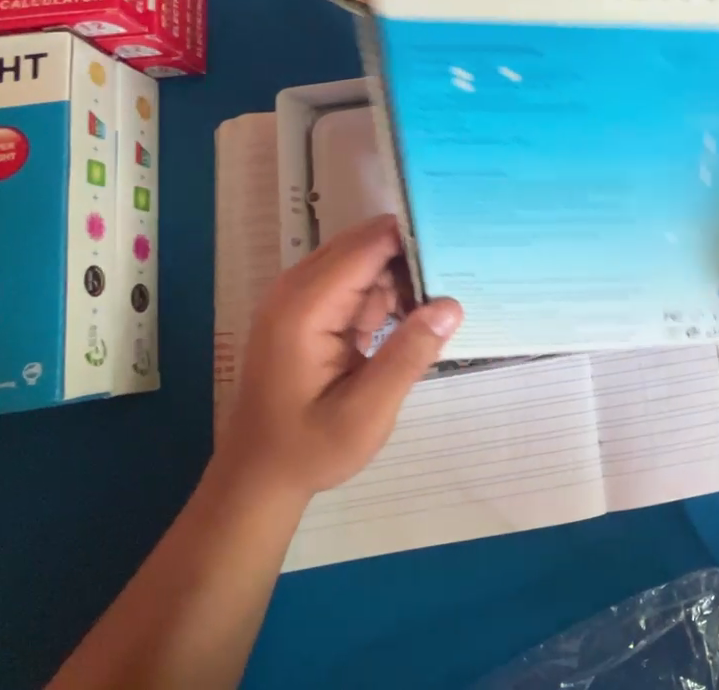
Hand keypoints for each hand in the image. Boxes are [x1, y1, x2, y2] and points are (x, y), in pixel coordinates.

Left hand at [217, 215, 462, 498]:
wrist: (257, 478)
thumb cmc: (309, 449)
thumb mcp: (366, 412)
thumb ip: (408, 355)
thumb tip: (451, 305)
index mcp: (305, 308)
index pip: (368, 245)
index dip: (414, 241)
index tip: (460, 253)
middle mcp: (296, 290)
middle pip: (367, 245)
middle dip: (412, 258)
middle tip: (457, 284)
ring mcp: (299, 298)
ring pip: (365, 262)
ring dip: (403, 280)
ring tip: (438, 311)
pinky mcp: (308, 311)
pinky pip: (356, 283)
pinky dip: (387, 296)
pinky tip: (410, 324)